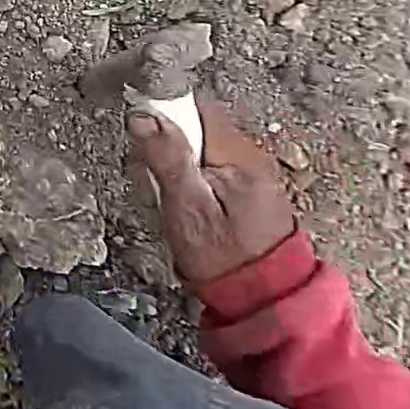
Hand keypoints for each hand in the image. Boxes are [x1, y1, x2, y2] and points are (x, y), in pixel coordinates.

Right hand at [129, 98, 297, 284]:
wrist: (266, 304)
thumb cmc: (225, 260)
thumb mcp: (187, 209)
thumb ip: (167, 159)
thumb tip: (144, 116)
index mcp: (236, 152)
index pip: (193, 104)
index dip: (164, 114)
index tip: (145, 139)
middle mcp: (248, 153)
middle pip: (194, 126)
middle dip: (167, 148)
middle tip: (156, 185)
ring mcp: (250, 170)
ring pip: (199, 148)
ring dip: (177, 169)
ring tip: (171, 203)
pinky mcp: (247, 188)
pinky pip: (209, 168)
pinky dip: (192, 183)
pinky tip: (188, 210)